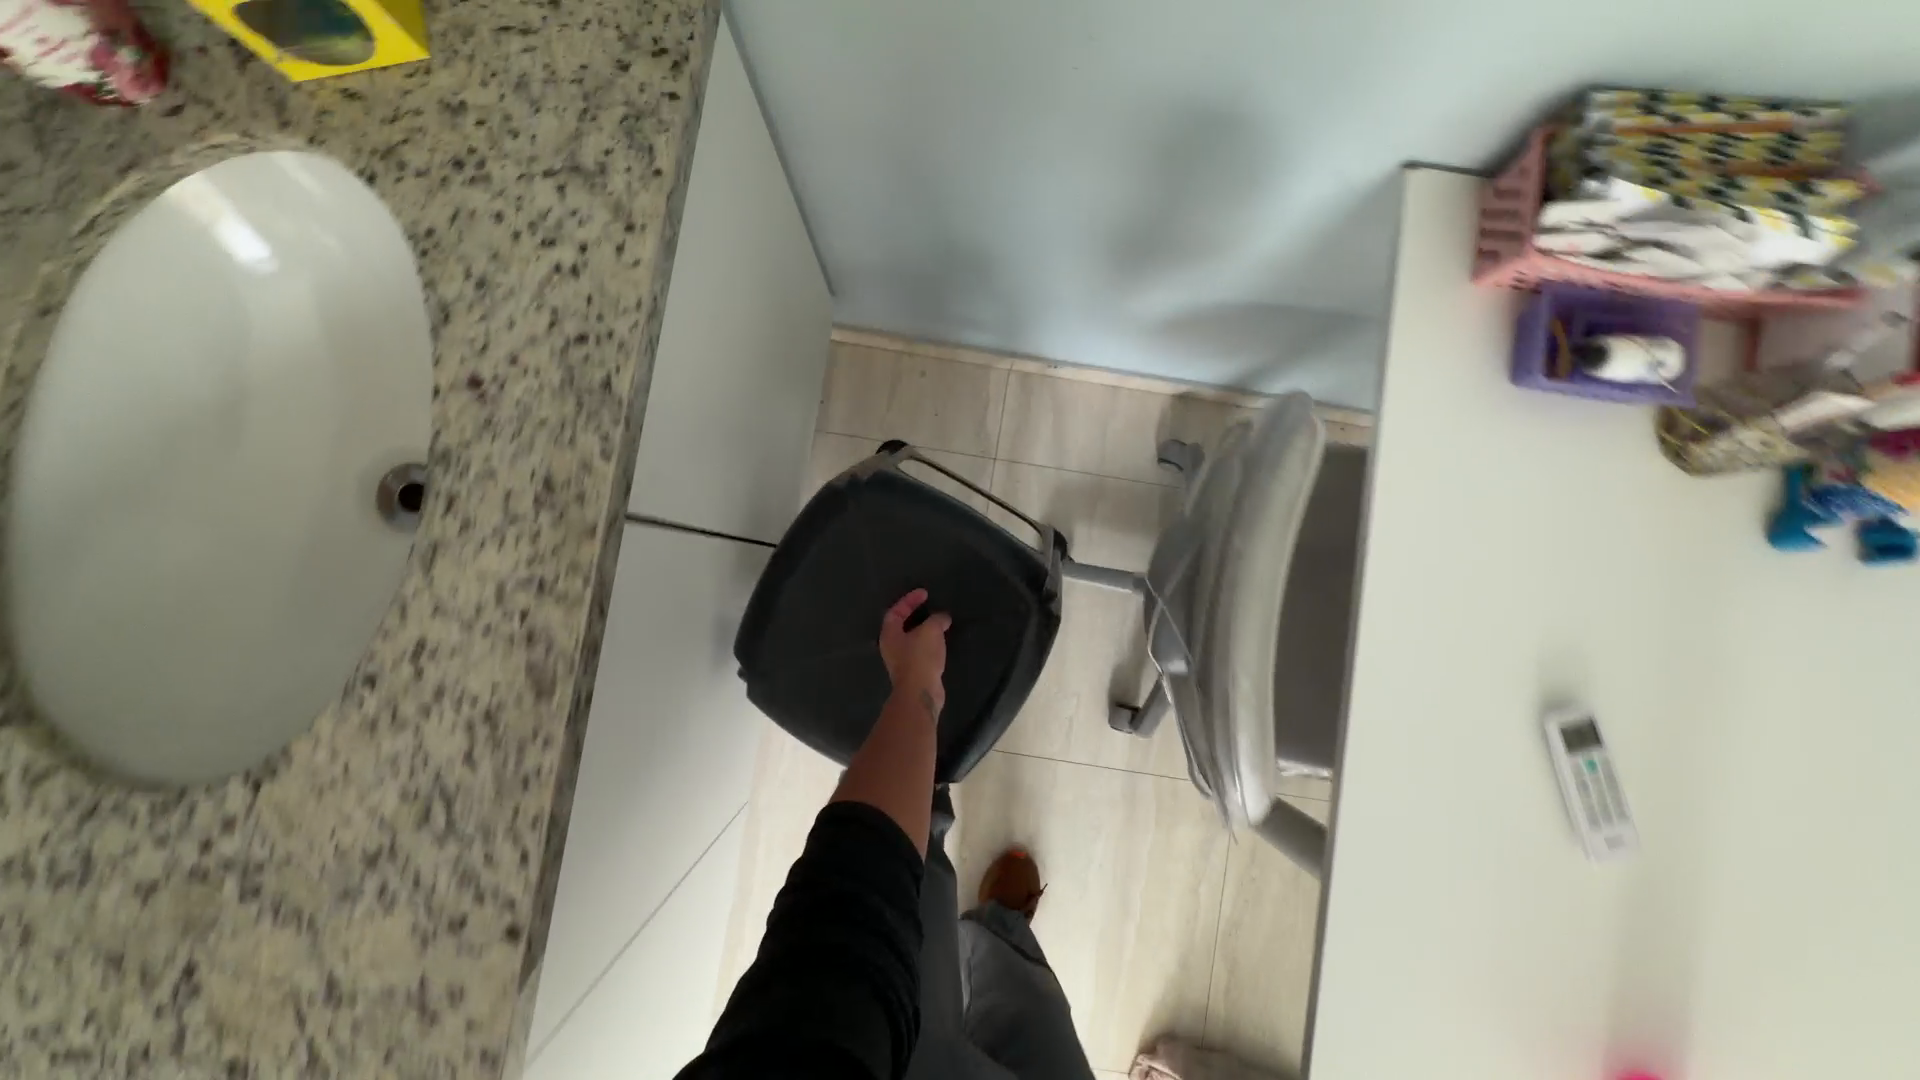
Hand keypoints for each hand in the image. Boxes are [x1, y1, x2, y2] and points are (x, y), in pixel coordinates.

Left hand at [879, 588, 950, 714]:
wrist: (920, 692)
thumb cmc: (920, 657)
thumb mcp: (930, 631)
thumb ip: (937, 620)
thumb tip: (943, 617)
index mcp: (889, 634)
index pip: (896, 611)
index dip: (909, 600)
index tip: (924, 593)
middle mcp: (892, 647)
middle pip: (901, 625)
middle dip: (916, 615)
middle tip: (930, 607)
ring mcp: (902, 661)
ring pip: (912, 639)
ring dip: (924, 630)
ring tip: (939, 623)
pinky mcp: (914, 671)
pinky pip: (921, 651)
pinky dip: (930, 644)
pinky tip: (941, 642)